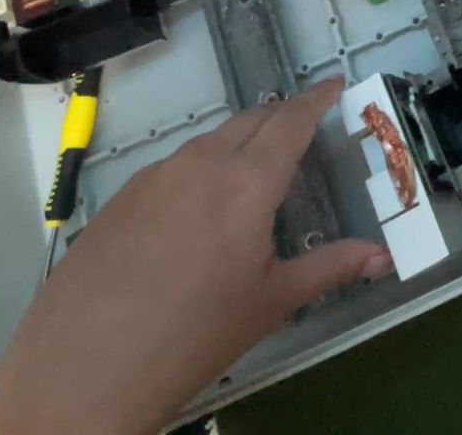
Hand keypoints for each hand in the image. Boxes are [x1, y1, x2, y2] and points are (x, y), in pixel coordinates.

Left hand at [0, 78, 388, 434]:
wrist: (77, 378)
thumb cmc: (194, 336)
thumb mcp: (272, 301)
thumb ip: (332, 267)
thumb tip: (384, 257)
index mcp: (248, 181)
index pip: (292, 120)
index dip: (317, 98)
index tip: (334, 83)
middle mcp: (202, 164)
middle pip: (252, 118)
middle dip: (283, 115)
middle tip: (304, 125)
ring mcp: (153, 178)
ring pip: (209, 140)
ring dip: (239, 140)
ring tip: (252, 167)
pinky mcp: (119, 199)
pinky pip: (172, 166)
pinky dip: (199, 167)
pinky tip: (195, 208)